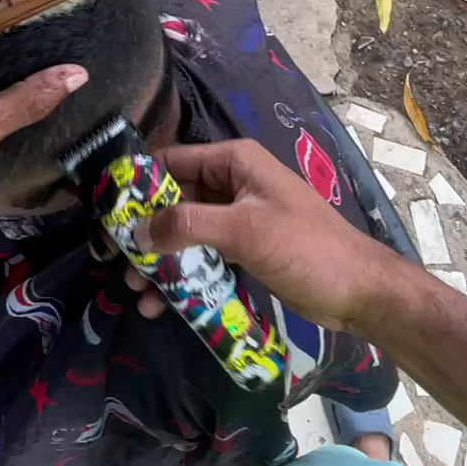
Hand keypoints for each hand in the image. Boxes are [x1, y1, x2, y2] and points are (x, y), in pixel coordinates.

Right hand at [134, 140, 404, 331]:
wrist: (359, 292)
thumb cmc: (305, 248)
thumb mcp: (244, 230)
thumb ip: (188, 224)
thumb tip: (136, 231)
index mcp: (234, 161)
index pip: (172, 162)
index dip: (138, 185)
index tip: (106, 214)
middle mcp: (232, 182)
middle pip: (173, 200)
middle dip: (145, 231)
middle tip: (115, 262)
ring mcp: (237, 217)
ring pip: (184, 232)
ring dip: (160, 260)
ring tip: (137, 292)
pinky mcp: (242, 248)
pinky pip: (202, 255)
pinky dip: (182, 274)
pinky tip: (161, 304)